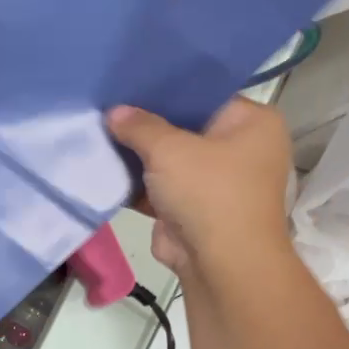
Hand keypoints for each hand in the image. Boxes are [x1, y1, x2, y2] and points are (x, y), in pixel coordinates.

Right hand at [106, 98, 292, 279]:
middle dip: (144, 128)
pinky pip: (157, 186)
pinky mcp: (189, 204)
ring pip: (166, 160)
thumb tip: (114, 111)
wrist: (218, 257)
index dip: (165, 94)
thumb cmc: (209, 192)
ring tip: (97, 141)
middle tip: (105, 115)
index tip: (128, 91)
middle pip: (182, 129)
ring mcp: (214, 179)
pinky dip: (134, 184)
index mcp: (251, 123)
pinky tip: (102, 173)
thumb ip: (140, 127)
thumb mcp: (170, 150)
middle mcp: (238, 147)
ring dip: (135, 158)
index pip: (204, 97)